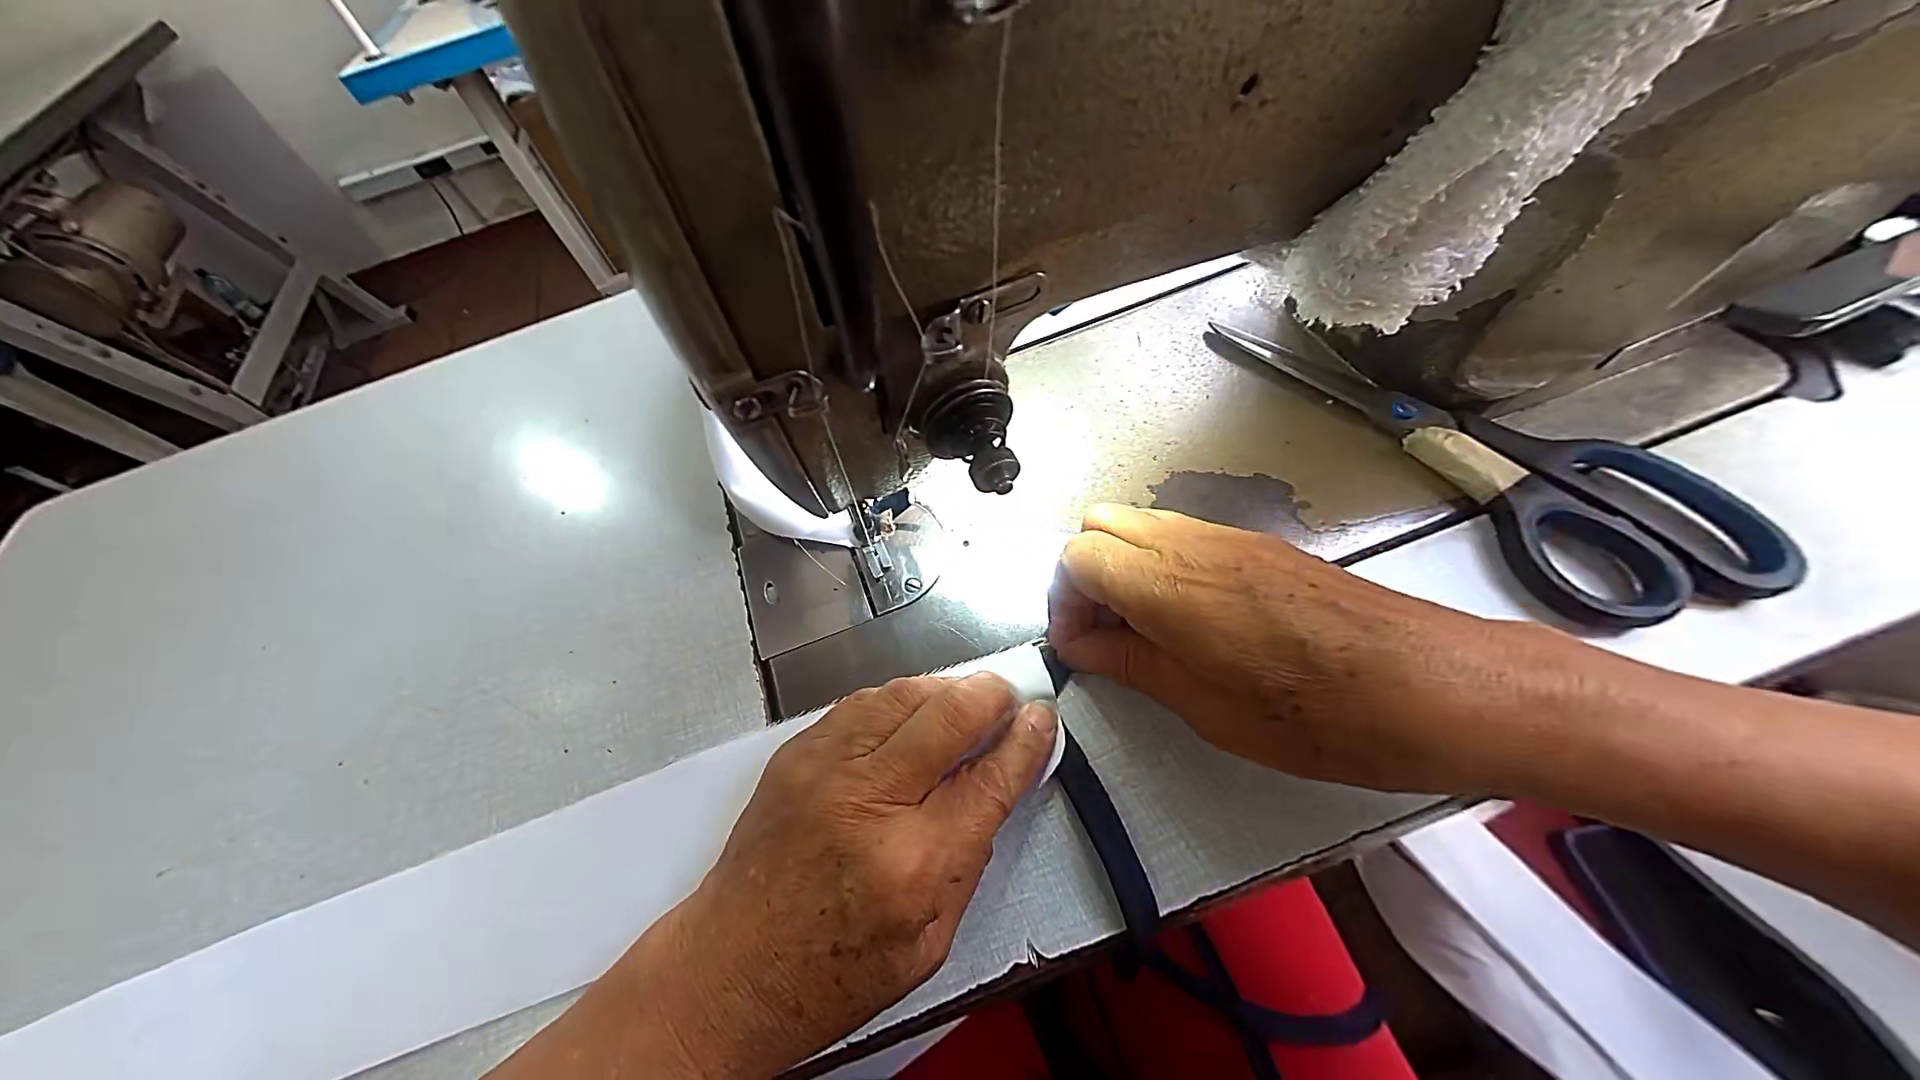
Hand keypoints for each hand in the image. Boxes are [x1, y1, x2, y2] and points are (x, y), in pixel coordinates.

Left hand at [489, 673, 1057, 1079]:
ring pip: (904, 694)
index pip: (988, 779)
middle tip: (1008, 699)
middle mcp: (868, 802)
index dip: (1025, 741)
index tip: (1043, 718)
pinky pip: (863, 701)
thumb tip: (1000, 780)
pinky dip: (901, 696)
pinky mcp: (796, 753)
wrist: (728, 968)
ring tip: (967, 698)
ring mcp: (824, 767)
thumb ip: (971, 854)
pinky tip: (916, 706)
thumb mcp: (930, 942)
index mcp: (912, 864)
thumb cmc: (835, 972)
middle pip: (948, 715)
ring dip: (947, 688)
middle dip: (990, 696)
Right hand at [1049, 504, 1575, 793]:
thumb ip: (1131, 665)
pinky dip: (1160, 566)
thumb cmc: (1317, 717)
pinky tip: (1191, 621)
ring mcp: (1228, 538)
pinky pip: (1182, 537)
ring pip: (1140, 524)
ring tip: (1145, 630)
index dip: (1064, 603)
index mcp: (1168, 585)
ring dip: (1122, 568)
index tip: (1081, 646)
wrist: (1436, 686)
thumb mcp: (1207, 708)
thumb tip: (1080, 645)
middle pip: (1100, 524)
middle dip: (1084, 575)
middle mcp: (1191, 544)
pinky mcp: (1259, 545)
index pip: (1076, 557)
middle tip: (1104, 632)